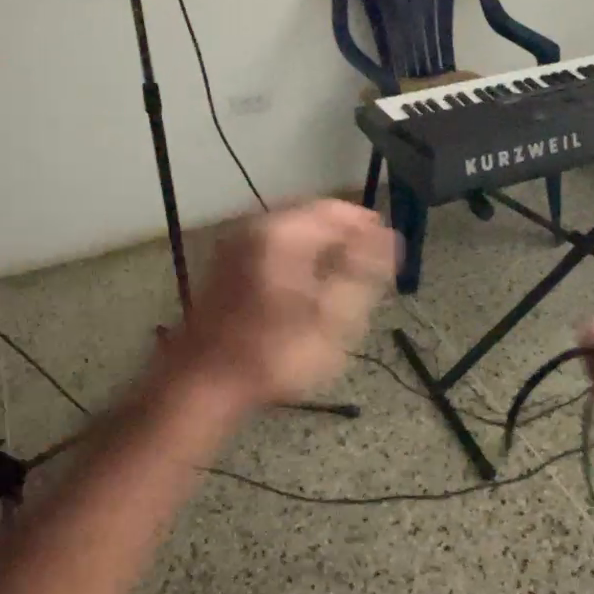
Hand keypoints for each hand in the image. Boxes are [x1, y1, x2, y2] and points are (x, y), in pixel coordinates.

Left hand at [160, 200, 396, 409]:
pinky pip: (274, 250)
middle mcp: (255, 228)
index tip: (391, 250)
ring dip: (321, 251)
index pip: (338, 210)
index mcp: (282, 234)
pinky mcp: (226, 267)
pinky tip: (310, 290)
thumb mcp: (332, 318)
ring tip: (345, 282)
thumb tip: (389, 238)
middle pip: (313, 218)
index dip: (368, 226)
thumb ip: (363, 272)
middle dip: (344, 239)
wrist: (202, 383)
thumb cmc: (273, 353)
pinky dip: (297, 261)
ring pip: (293, 235)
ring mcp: (236, 246)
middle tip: (371, 269)